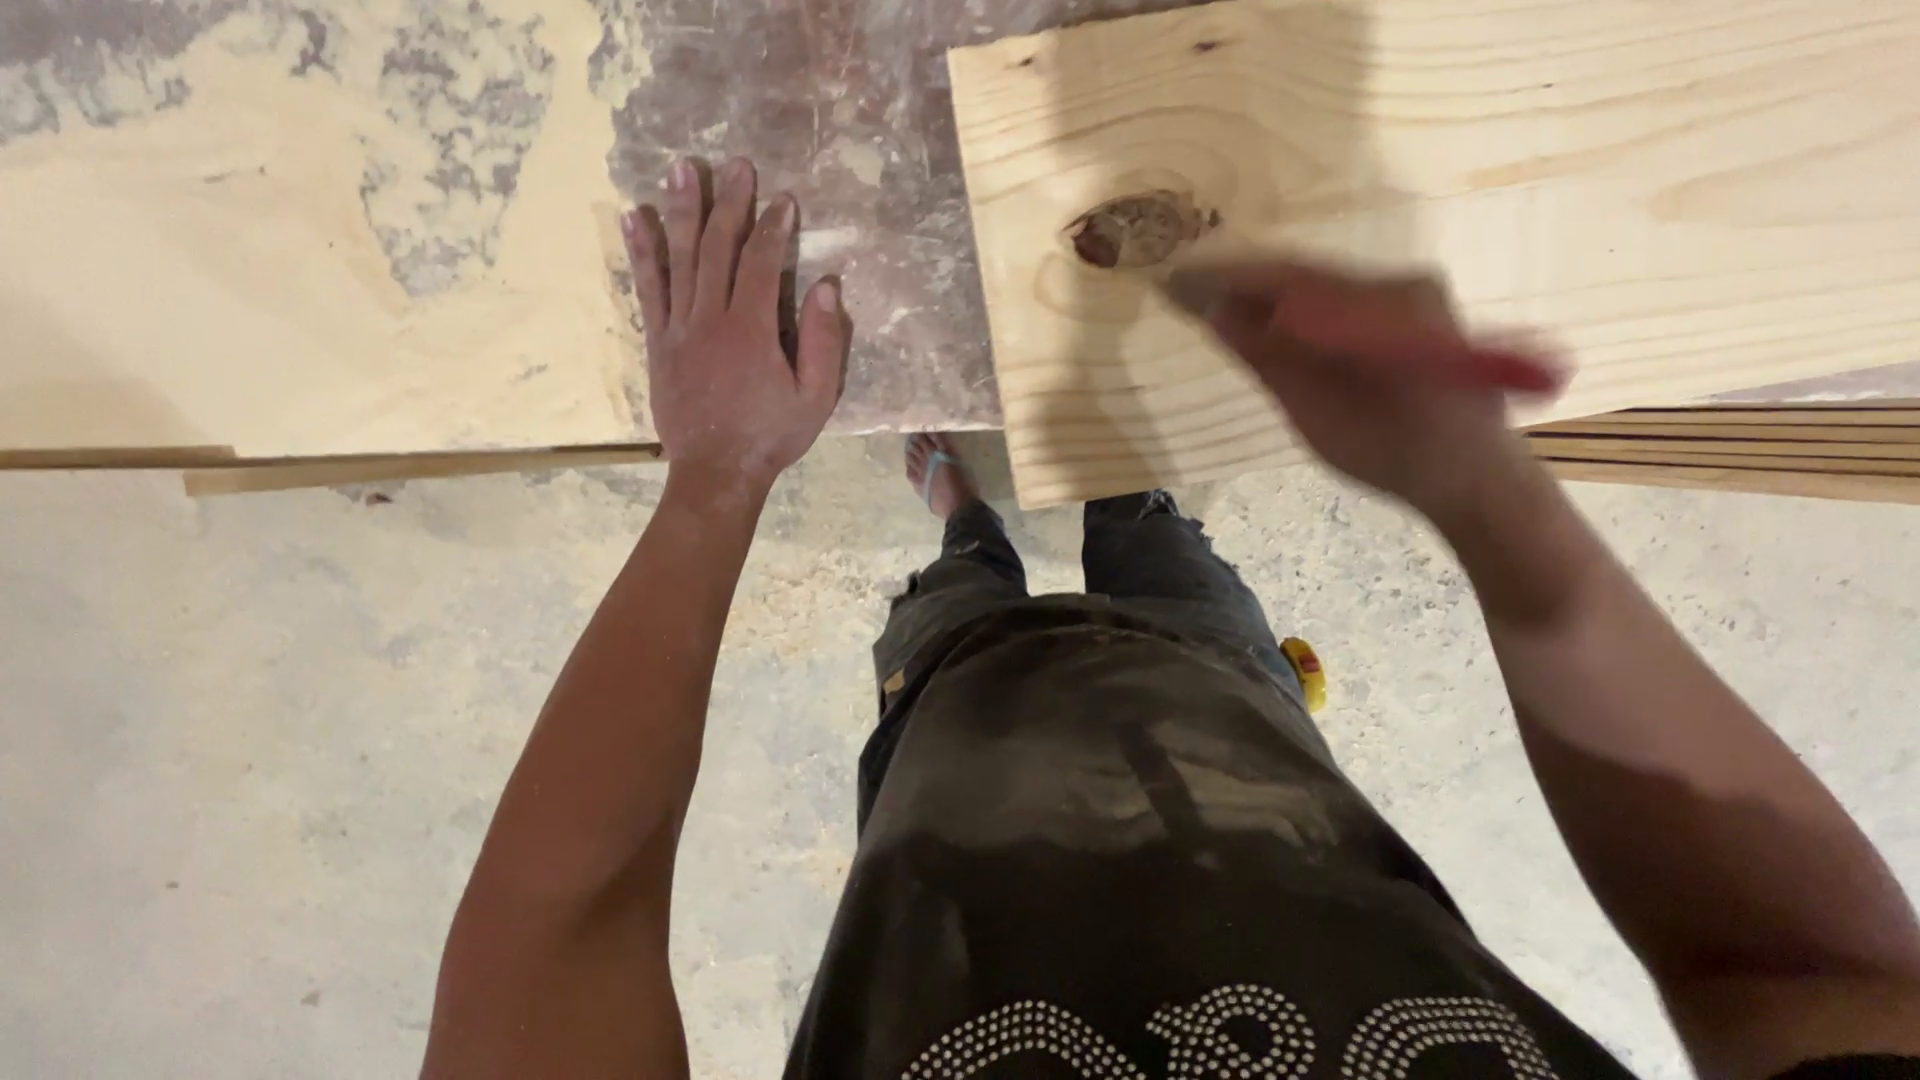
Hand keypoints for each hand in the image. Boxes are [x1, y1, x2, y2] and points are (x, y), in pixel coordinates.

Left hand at [623, 157, 848, 494]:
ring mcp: (678, 329)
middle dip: (729, 203)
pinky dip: (642, 252)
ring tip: (681, 167)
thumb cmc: (772, 437)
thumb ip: (824, 342)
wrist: (716, 472)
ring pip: (679, 258)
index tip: (783, 199)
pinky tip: (636, 218)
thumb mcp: (816, 398)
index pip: (760, 263)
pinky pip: (647, 290)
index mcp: (751, 331)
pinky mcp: (658, 343)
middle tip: (736, 164)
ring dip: (681, 210)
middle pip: (717, 248)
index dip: (773, 228)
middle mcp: (709, 319)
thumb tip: (827, 287)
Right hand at [1165, 260, 1565, 518]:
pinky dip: (1292, 313)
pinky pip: (1335, 304)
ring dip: (1263, 298)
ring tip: (1207, 303)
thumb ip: (1267, 357)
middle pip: (1304, 278)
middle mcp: (1401, 283)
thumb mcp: (1317, 412)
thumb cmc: (1394, 455)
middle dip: (1240, 284)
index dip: (1228, 278)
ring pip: (1318, 289)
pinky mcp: (1405, 314)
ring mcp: (1408, 296)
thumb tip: (1213, 312)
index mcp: (1385, 305)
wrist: (1473, 479)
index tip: (1175, 278)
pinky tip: (1259, 321)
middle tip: (1181, 289)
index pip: (1290, 279)